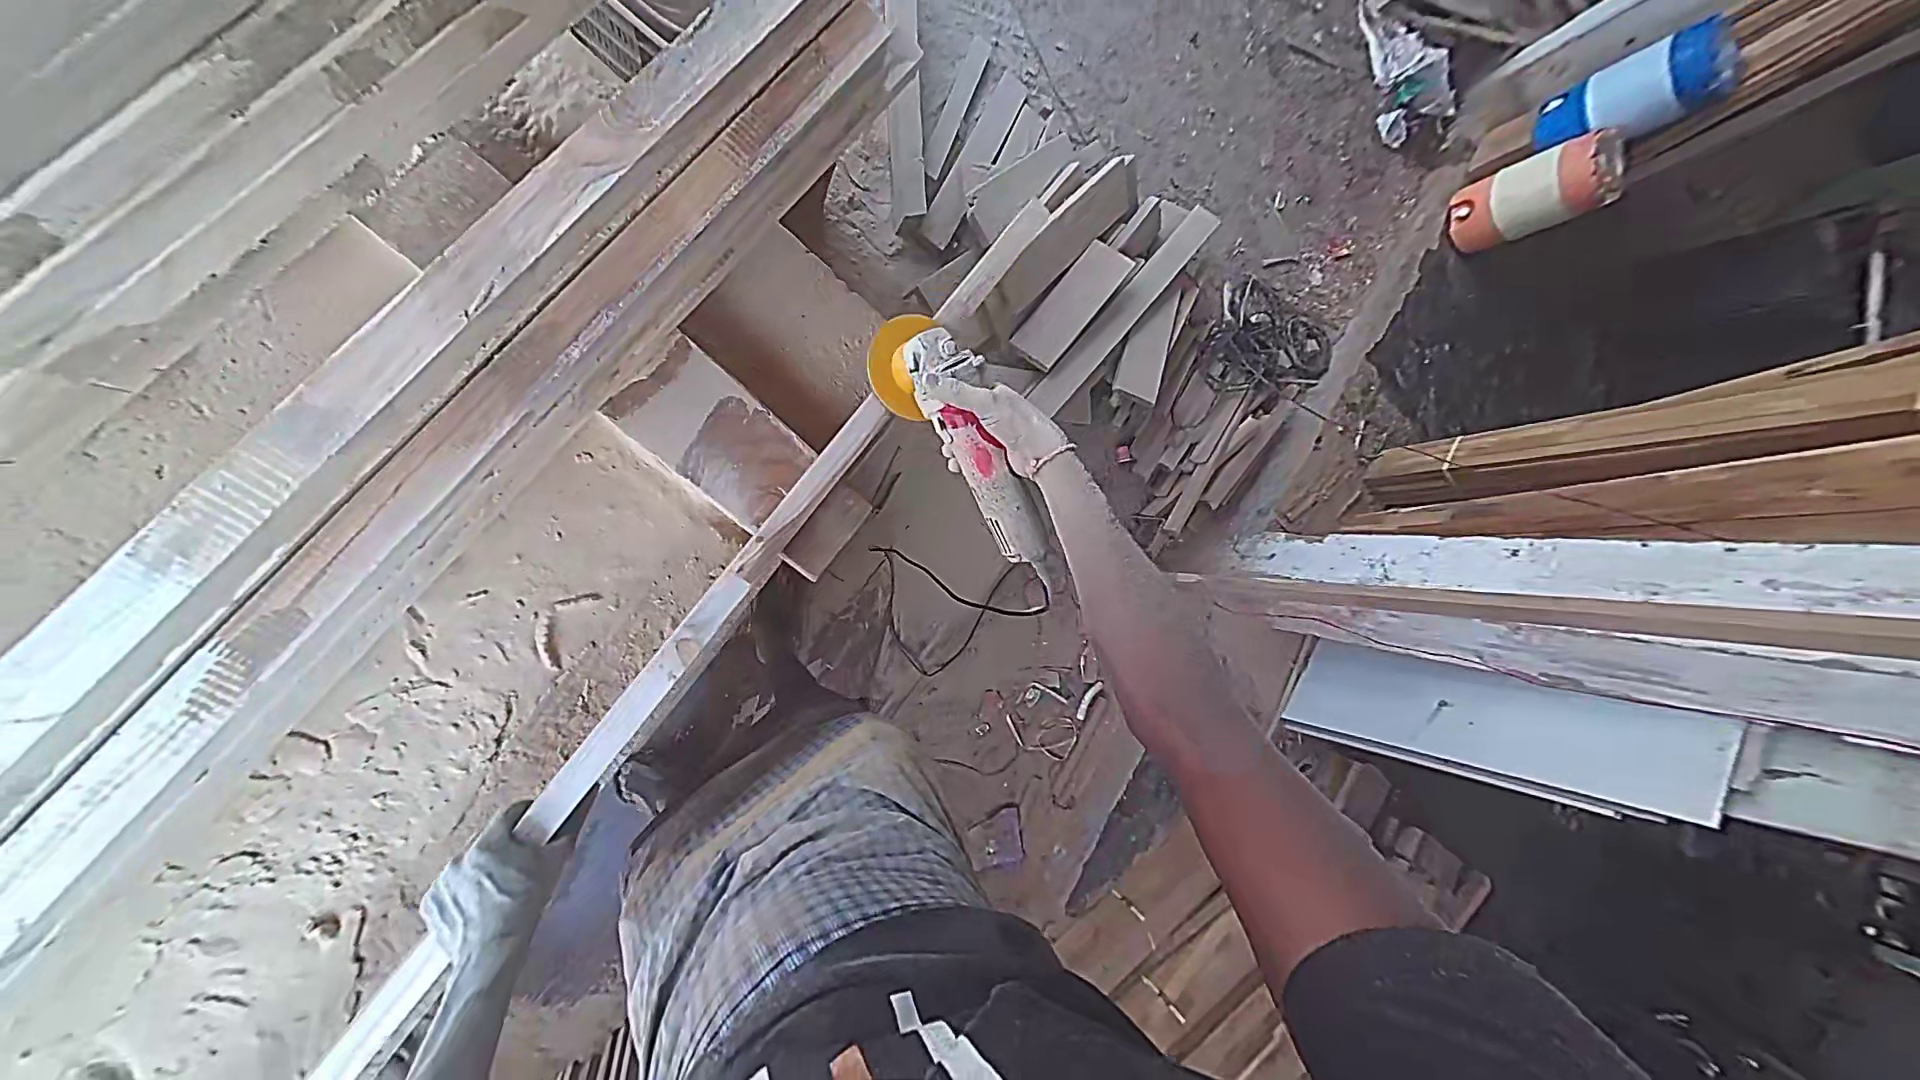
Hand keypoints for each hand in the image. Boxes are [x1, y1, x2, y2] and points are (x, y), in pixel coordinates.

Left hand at [423, 799, 577, 963]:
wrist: (490, 955)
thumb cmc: (523, 907)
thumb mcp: (553, 866)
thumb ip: (561, 838)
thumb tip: (571, 823)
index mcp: (489, 843)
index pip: (510, 813)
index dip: (527, 815)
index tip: (537, 824)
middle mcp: (460, 857)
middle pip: (489, 840)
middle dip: (505, 847)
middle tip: (522, 862)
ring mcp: (442, 882)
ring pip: (470, 864)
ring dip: (484, 870)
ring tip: (501, 889)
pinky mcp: (431, 905)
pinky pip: (453, 888)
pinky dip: (466, 892)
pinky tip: (481, 906)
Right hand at [918, 374, 1072, 478]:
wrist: (1041, 456)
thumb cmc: (1024, 425)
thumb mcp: (985, 402)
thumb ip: (956, 392)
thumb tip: (932, 380)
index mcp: (994, 396)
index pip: (963, 396)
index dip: (947, 405)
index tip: (937, 413)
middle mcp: (995, 415)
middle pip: (962, 421)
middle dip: (950, 431)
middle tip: (946, 436)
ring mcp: (996, 435)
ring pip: (967, 440)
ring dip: (956, 448)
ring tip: (952, 453)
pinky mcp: (996, 454)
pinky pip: (975, 456)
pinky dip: (965, 461)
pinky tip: (962, 463)